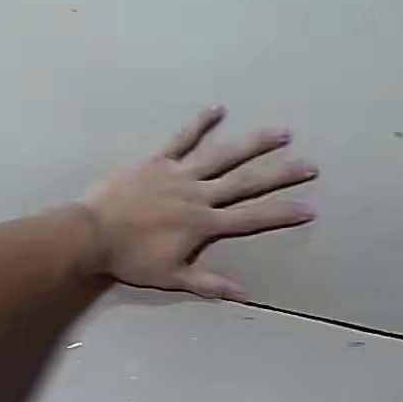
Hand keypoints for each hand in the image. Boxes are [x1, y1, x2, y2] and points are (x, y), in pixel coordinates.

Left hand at [80, 106, 316, 300]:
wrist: (92, 234)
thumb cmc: (130, 259)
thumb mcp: (171, 277)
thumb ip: (208, 282)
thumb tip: (244, 293)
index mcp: (203, 223)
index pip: (251, 218)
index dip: (281, 214)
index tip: (309, 208)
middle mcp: (198, 194)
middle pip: (246, 182)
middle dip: (280, 174)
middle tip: (309, 164)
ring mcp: (178, 174)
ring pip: (222, 155)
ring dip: (253, 143)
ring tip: (281, 133)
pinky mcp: (157, 160)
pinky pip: (181, 138)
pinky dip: (200, 123)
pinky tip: (218, 108)